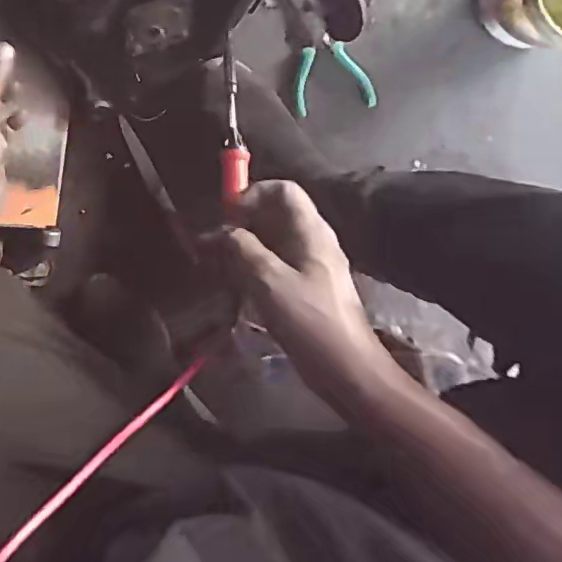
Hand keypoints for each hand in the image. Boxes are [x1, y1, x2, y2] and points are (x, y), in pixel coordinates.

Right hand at [214, 181, 389, 398]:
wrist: (349, 372)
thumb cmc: (311, 322)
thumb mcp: (269, 282)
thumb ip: (242, 249)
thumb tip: (221, 232)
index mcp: (311, 231)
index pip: (282, 190)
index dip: (252, 194)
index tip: (226, 216)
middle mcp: (312, 242)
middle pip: (272, 215)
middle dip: (239, 225)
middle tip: (212, 246)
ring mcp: (310, 266)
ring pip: (270, 242)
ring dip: (241, 249)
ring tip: (215, 267)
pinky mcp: (304, 289)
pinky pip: (273, 266)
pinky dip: (250, 269)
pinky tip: (233, 288)